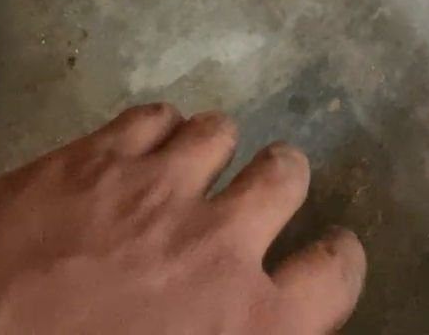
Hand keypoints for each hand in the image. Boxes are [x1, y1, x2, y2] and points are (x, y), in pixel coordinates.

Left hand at [0, 104, 364, 334]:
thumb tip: (242, 317)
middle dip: (278, 180)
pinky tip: (133, 150)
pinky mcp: (93, 154)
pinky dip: (155, 129)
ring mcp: (152, 185)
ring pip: (218, 129)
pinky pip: (153, 113)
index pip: (335, 274)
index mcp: (248, 324)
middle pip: (285, 173)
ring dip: (211, 150)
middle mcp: (216, 240)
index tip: (324, 255)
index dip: (335, 261)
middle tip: (253, 193)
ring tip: (185, 167)